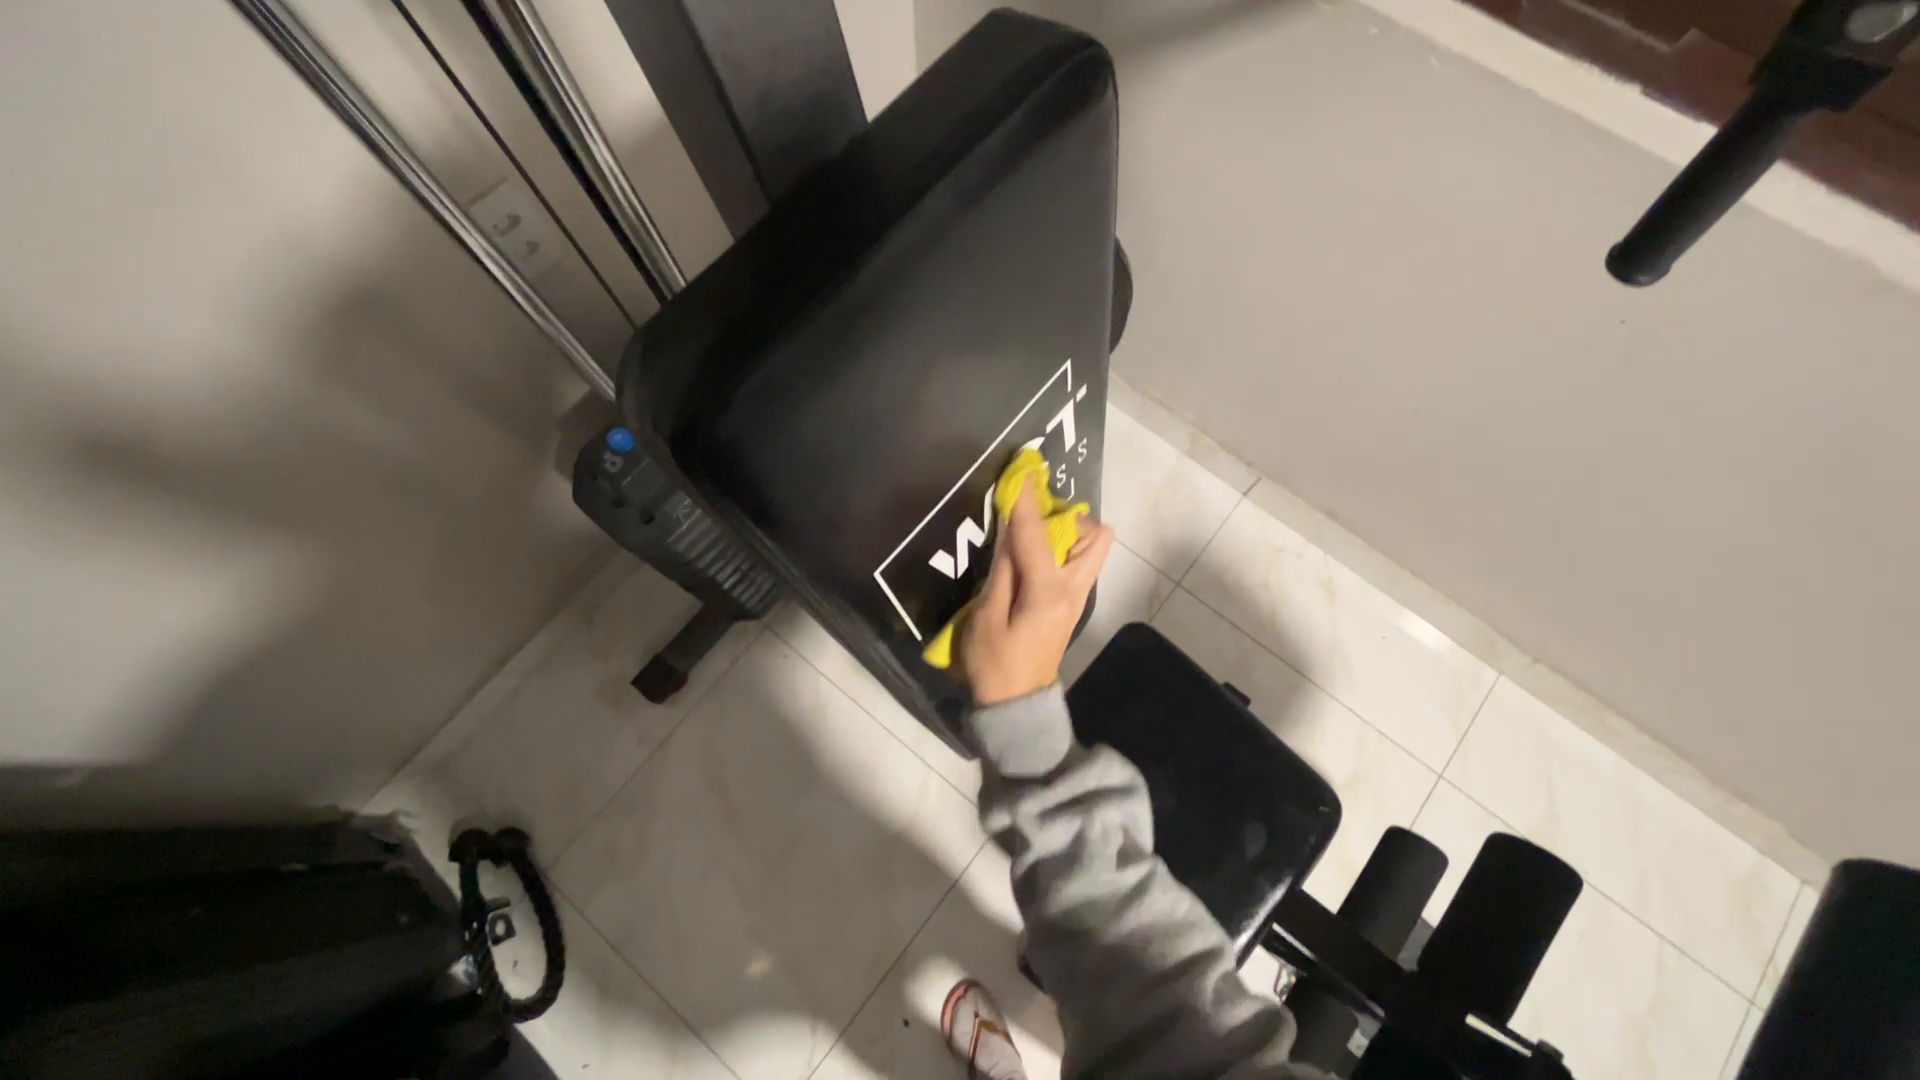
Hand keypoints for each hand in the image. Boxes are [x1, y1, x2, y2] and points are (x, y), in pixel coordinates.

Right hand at [963, 481, 1116, 705]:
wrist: (1017, 706)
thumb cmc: (995, 664)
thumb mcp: (986, 616)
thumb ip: (1002, 568)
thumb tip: (1010, 527)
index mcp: (1049, 591)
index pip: (1037, 533)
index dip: (1026, 501)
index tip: (1021, 473)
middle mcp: (1074, 588)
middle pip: (1095, 535)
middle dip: (1068, 516)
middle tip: (1034, 517)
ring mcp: (1078, 596)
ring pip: (1094, 547)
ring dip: (1069, 531)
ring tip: (1033, 535)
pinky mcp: (1073, 603)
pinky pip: (1081, 561)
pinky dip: (1064, 547)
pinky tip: (1034, 554)